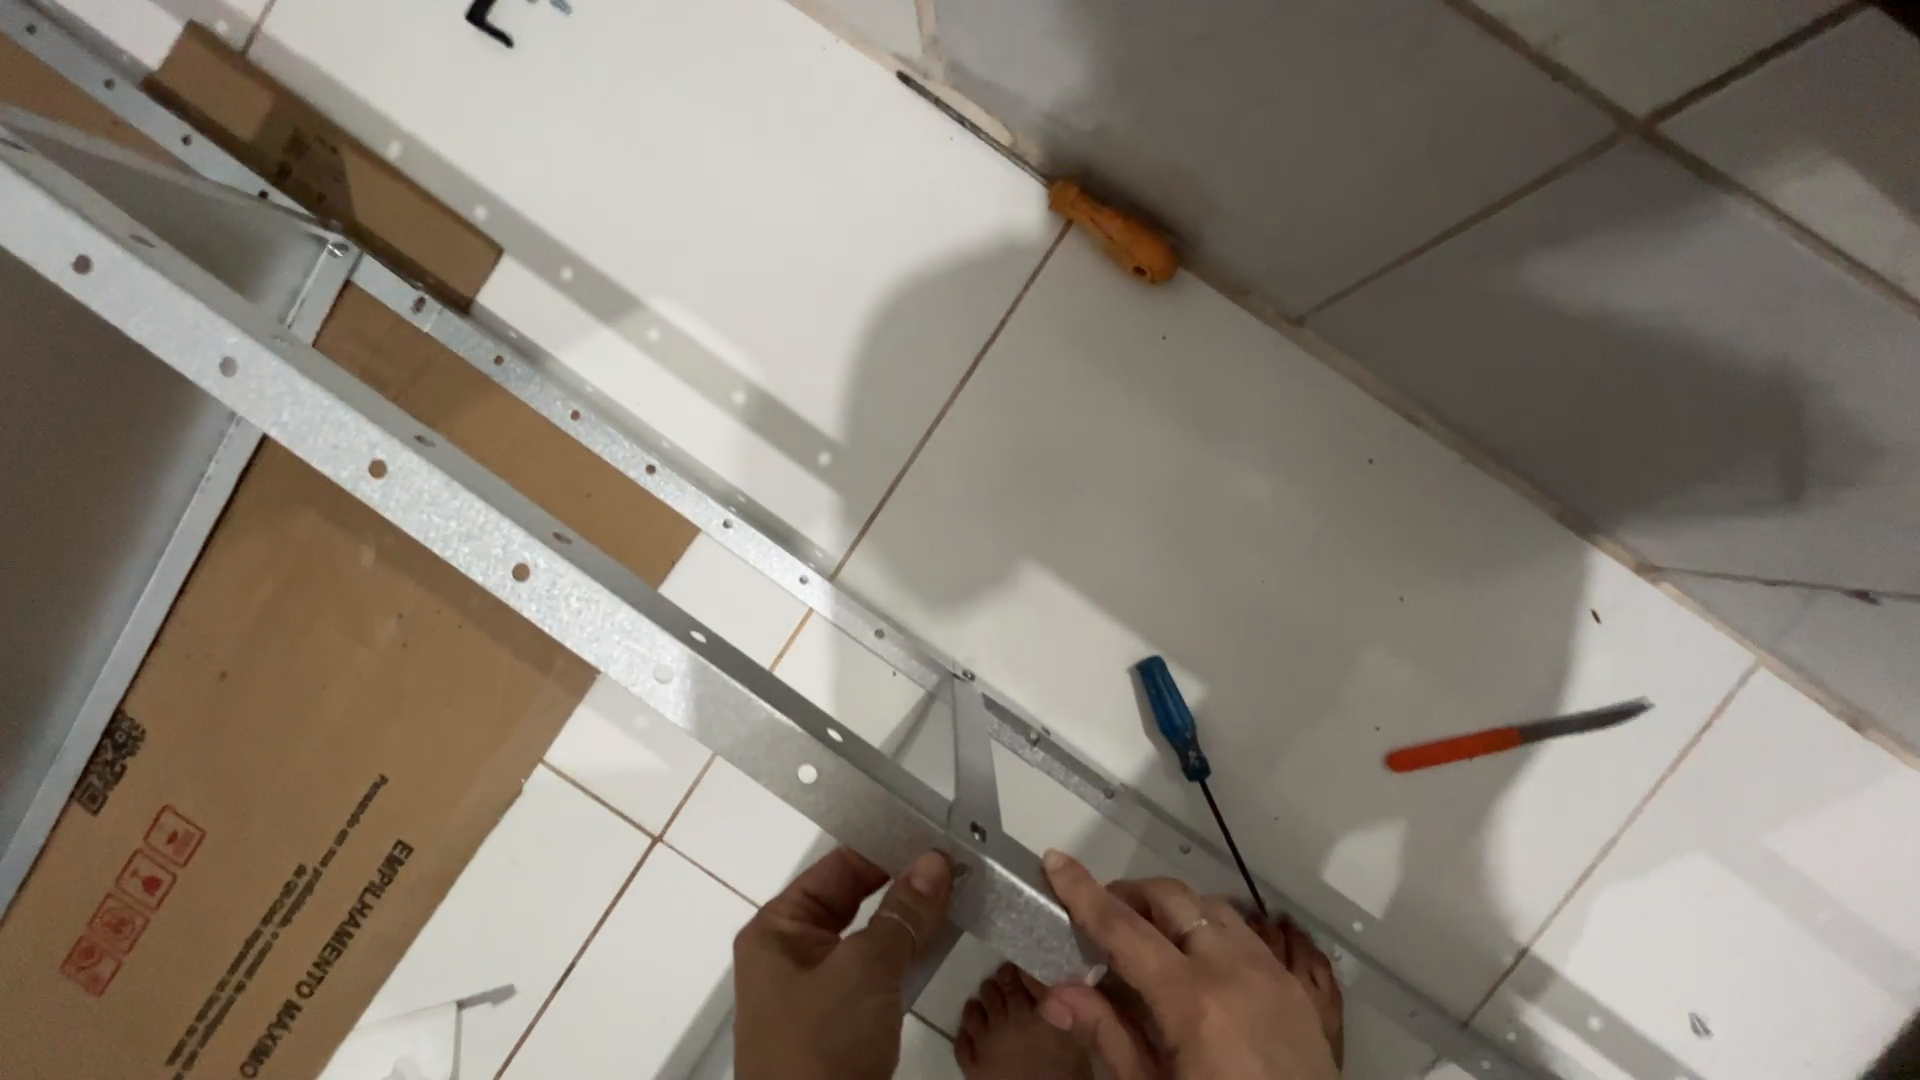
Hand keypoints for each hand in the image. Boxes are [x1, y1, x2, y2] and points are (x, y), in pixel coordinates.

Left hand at [733, 848, 952, 1079]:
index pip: (835, 868)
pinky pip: (875, 968)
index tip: (930, 837)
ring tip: (955, 889)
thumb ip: (903, 912)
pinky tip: (939, 936)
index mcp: (778, 929)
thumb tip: (935, 861)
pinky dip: (905, 952)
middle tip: (951, 861)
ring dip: (907, 917)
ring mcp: (816, 987)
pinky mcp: (840, 1019)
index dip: (883, 849)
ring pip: (868, 934)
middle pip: (852, 898)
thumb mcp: (865, 970)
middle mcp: (792, 951)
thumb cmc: (822, 1046)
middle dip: (900, 882)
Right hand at [1035, 850, 1341, 1079]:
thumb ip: (1107, 1035)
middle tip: (1102, 918)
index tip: (1055, 860)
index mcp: (1192, 1001)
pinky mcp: (1298, 988)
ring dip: (1174, 910)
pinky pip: (1249, 934)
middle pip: (1171, 898)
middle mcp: (1235, 970)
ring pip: (1212, 907)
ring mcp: (1273, 974)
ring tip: (1151, 940)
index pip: (1123, 928)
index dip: (1084, 892)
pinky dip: (1213, 929)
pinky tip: (1200, 960)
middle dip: (1131, 895)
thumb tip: (1054, 994)